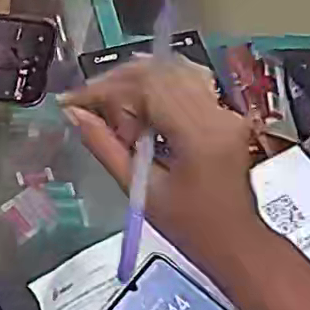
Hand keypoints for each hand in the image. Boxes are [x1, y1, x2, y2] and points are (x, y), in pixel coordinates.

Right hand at [60, 55, 262, 260]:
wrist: (236, 239)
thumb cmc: (189, 226)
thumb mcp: (139, 190)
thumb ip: (105, 147)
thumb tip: (76, 116)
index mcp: (199, 135)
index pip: (147, 87)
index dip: (104, 89)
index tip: (74, 102)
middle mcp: (218, 114)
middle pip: (160, 71)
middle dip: (115, 82)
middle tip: (86, 103)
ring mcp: (225, 110)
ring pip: (172, 70)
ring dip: (133, 81)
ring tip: (106, 105)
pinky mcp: (223, 112)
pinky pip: (185, 82)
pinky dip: (153, 86)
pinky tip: (134, 104)